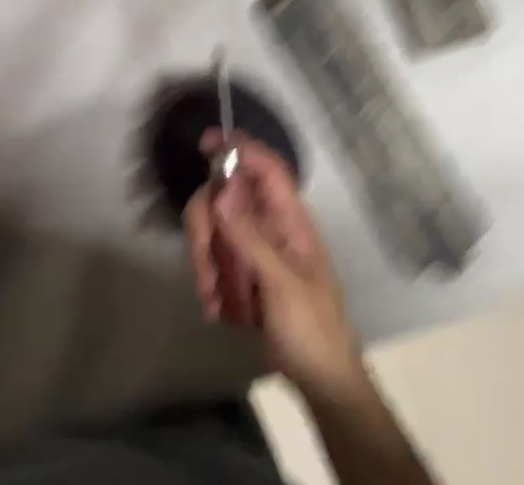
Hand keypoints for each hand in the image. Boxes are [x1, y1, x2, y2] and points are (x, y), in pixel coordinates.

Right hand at [186, 133, 371, 401]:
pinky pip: (209, 257)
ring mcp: (251, 248)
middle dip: (204, 228)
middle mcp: (268, 226)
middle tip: (204, 266)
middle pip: (223, 198)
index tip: (206, 144)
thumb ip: (251, 238)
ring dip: (202, 261)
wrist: (321, 380)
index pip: (266, 169)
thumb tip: (221, 192)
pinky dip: (205, 279)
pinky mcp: (238, 270)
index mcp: (290, 221)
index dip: (240, 149)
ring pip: (210, 228)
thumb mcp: (283, 285)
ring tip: (212, 298)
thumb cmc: (314, 330)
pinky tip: (215, 308)